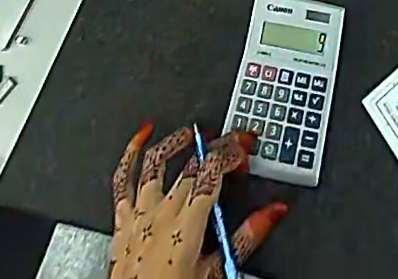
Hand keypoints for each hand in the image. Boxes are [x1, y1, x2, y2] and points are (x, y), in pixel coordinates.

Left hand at [109, 123, 287, 278]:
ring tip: (194, 133)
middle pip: (193, 163)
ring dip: (178, 141)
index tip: (246, 148)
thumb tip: (274, 211)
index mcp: (187, 223)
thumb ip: (247, 237)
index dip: (232, 151)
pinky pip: (122, 181)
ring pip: (157, 162)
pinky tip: (142, 136)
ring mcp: (140, 214)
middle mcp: (162, 212)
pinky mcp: (123, 222)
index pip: (213, 169)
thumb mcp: (217, 273)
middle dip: (218, 147)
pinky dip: (131, 153)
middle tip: (235, 144)